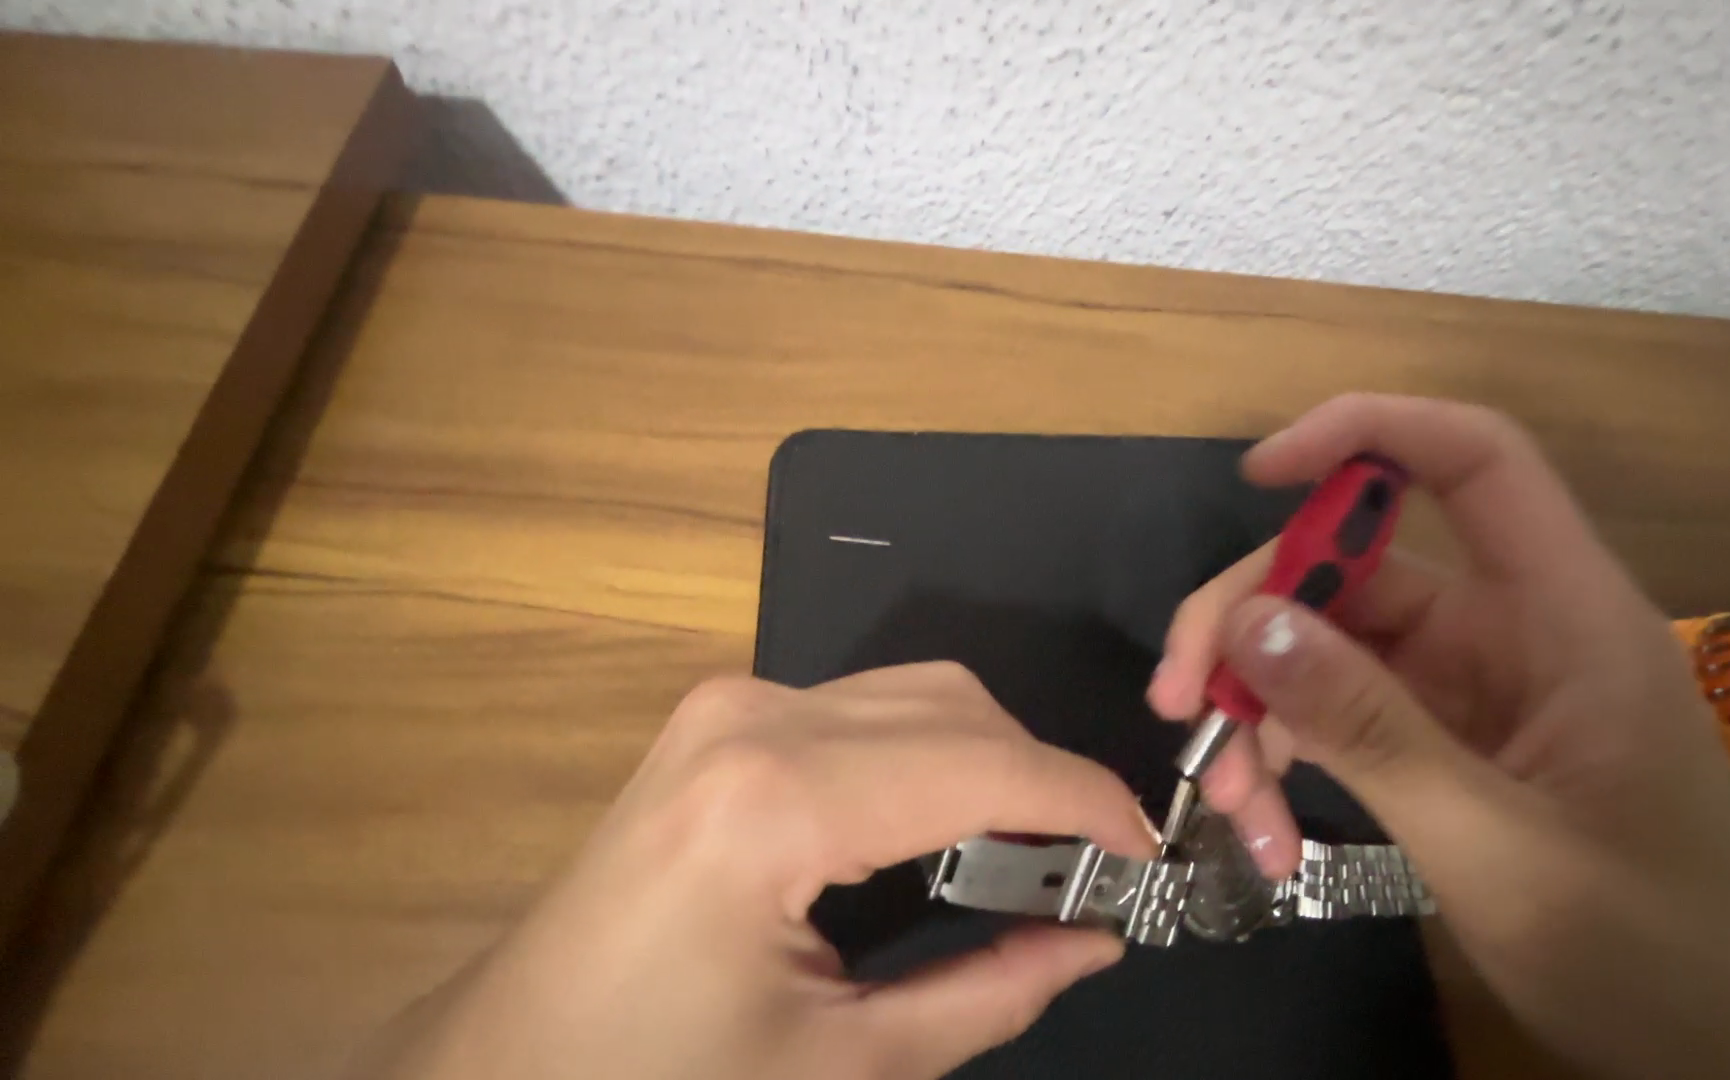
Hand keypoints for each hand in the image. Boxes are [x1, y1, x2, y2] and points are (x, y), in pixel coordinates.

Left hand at [349, 663, 1155, 1079]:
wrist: (502, 1064)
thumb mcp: (842, 1066)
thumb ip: (989, 991)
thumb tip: (1095, 939)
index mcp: (777, 801)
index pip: (980, 764)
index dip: (1083, 799)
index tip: (1145, 848)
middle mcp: (757, 716)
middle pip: (955, 705)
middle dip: (1042, 776)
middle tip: (1088, 860)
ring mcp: (734, 701)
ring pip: (916, 691)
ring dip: (990, 755)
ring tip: (1027, 843)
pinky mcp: (726, 711)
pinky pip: (866, 704)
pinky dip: (932, 747)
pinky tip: (944, 814)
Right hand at [1150, 394, 1729, 1079]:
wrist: (1708, 1064)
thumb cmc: (1644, 954)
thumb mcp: (1495, 846)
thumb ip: (1371, 729)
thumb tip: (1247, 623)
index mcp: (1559, 617)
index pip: (1473, 463)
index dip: (1366, 434)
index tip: (1257, 474)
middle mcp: (1496, 629)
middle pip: (1344, 570)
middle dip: (1244, 624)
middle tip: (1177, 699)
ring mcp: (1451, 683)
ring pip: (1313, 645)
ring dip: (1250, 711)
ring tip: (1224, 800)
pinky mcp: (1419, 732)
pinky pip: (1321, 711)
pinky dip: (1276, 757)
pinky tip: (1259, 826)